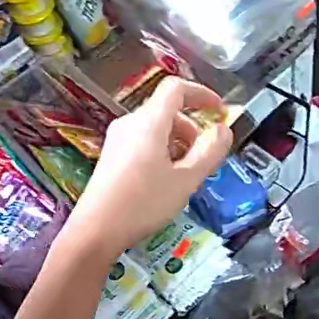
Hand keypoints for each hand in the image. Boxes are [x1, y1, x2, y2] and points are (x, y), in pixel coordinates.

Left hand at [61, 77, 232, 258]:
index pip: (176, 89)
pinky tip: (164, 181)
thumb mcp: (186, 180)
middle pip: (167, 111)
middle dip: (192, 130)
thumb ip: (210, 151)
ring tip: (185, 176)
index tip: (219, 111)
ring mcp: (117, 139)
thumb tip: (223, 130)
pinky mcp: (112, 156)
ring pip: (156, 129)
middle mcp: (130, 123)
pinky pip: (143, 142)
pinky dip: (162, 152)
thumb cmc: (144, 203)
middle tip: (204, 160)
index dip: (202, 94)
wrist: (96, 230)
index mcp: (149, 122)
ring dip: (178, 144)